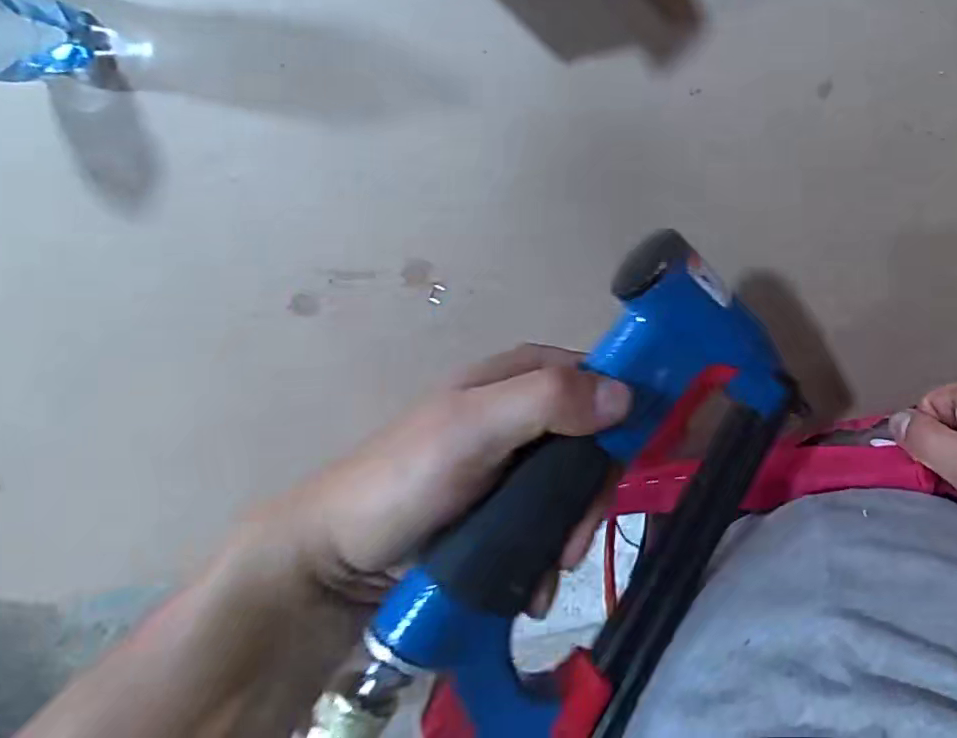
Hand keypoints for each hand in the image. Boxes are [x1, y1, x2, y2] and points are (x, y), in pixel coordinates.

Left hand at [238, 344, 631, 611]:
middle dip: (593, 491)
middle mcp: (526, 410)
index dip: (621, 412)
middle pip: (595, 438)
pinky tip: (537, 581)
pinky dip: (553, 550)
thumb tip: (627, 394)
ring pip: (577, 484)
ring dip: (575, 528)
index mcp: (521, 374)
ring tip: (551, 571)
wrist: (329, 566)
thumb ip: (549, 399)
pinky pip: (553, 519)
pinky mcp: (507, 507)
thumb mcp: (474, 426)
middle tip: (576, 539)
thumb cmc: (404, 479)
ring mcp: (516, 461)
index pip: (598, 377)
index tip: (623, 463)